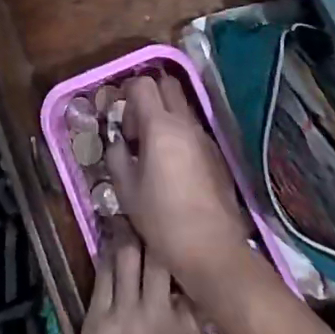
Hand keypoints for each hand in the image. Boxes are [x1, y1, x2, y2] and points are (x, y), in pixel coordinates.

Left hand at [70, 219, 202, 333]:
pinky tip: (107, 233)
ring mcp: (128, 309)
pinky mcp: (97, 315)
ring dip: (130, 231)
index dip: (190, 252)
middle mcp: (163, 311)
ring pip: (131, 255)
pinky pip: (103, 272)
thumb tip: (203, 312)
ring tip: (127, 206)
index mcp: (193, 330)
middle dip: (158, 229)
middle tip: (154, 206)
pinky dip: (106, 250)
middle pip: (162, 255)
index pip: (195, 277)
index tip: (187, 231)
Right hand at [104, 73, 251, 297]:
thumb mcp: (126, 189)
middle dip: (148, 95)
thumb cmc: (162, 219)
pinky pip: (193, 129)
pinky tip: (171, 166)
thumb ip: (117, 155)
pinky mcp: (217, 154)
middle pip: (167, 85)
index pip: (143, 84)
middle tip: (134, 126)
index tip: (119, 119)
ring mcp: (205, 137)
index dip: (127, 93)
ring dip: (164, 115)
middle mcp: (186, 124)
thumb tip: (117, 141)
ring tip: (150, 149)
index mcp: (160, 127)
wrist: (212, 248)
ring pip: (182, 107)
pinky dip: (178, 133)